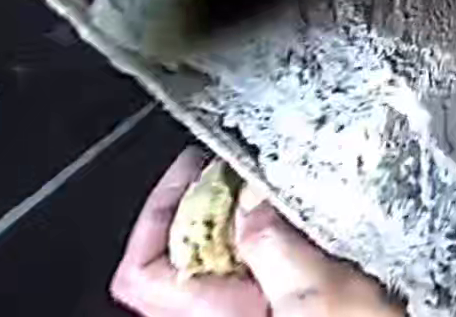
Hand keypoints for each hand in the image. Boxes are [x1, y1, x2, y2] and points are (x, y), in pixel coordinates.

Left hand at [112, 148, 401, 316]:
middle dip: (210, 196)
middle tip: (245, 155)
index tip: (196, 161)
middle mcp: (216, 315)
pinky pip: (257, 251)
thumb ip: (274, 244)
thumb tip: (249, 195)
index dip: (160, 211)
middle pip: (182, 249)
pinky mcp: (279, 296)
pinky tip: (301, 200)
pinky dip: (272, 219)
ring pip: (221, 248)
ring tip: (276, 172)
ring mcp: (246, 307)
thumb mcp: (312, 292)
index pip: (143, 270)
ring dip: (244, 205)